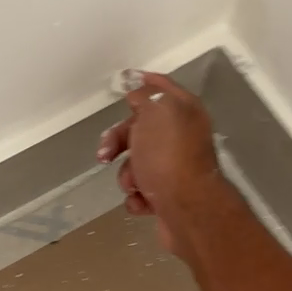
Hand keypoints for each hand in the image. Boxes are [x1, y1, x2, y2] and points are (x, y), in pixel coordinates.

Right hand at [97, 71, 224, 255]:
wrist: (186, 210)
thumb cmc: (168, 157)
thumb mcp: (154, 112)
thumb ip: (145, 95)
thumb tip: (138, 90)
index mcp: (184, 112)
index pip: (162, 88)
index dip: (144, 82)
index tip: (124, 80)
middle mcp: (183, 137)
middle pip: (142, 129)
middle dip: (118, 140)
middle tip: (105, 154)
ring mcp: (176, 168)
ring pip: (137, 163)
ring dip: (127, 174)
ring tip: (133, 185)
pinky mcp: (169, 196)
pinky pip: (142, 191)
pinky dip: (137, 197)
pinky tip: (141, 200)